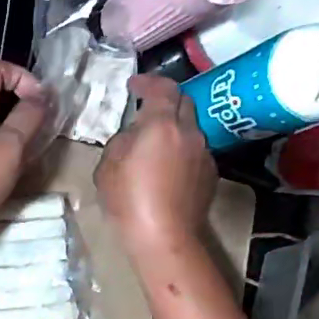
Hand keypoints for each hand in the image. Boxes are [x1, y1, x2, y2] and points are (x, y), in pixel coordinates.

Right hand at [97, 75, 216, 263]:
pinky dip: (181, 150)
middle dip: (165, 101)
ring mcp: (204, 153)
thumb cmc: (129, 199)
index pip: (162, 88)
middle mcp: (188, 132)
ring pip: (190, 128)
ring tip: (155, 143)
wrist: (164, 236)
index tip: (134, 84)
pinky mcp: (210, 175)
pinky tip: (167, 169)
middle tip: (146, 110)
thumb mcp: (107, 166)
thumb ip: (120, 142)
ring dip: (174, 128)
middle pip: (183, 102)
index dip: (148, 81)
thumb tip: (132, 137)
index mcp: (161, 124)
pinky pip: (195, 151)